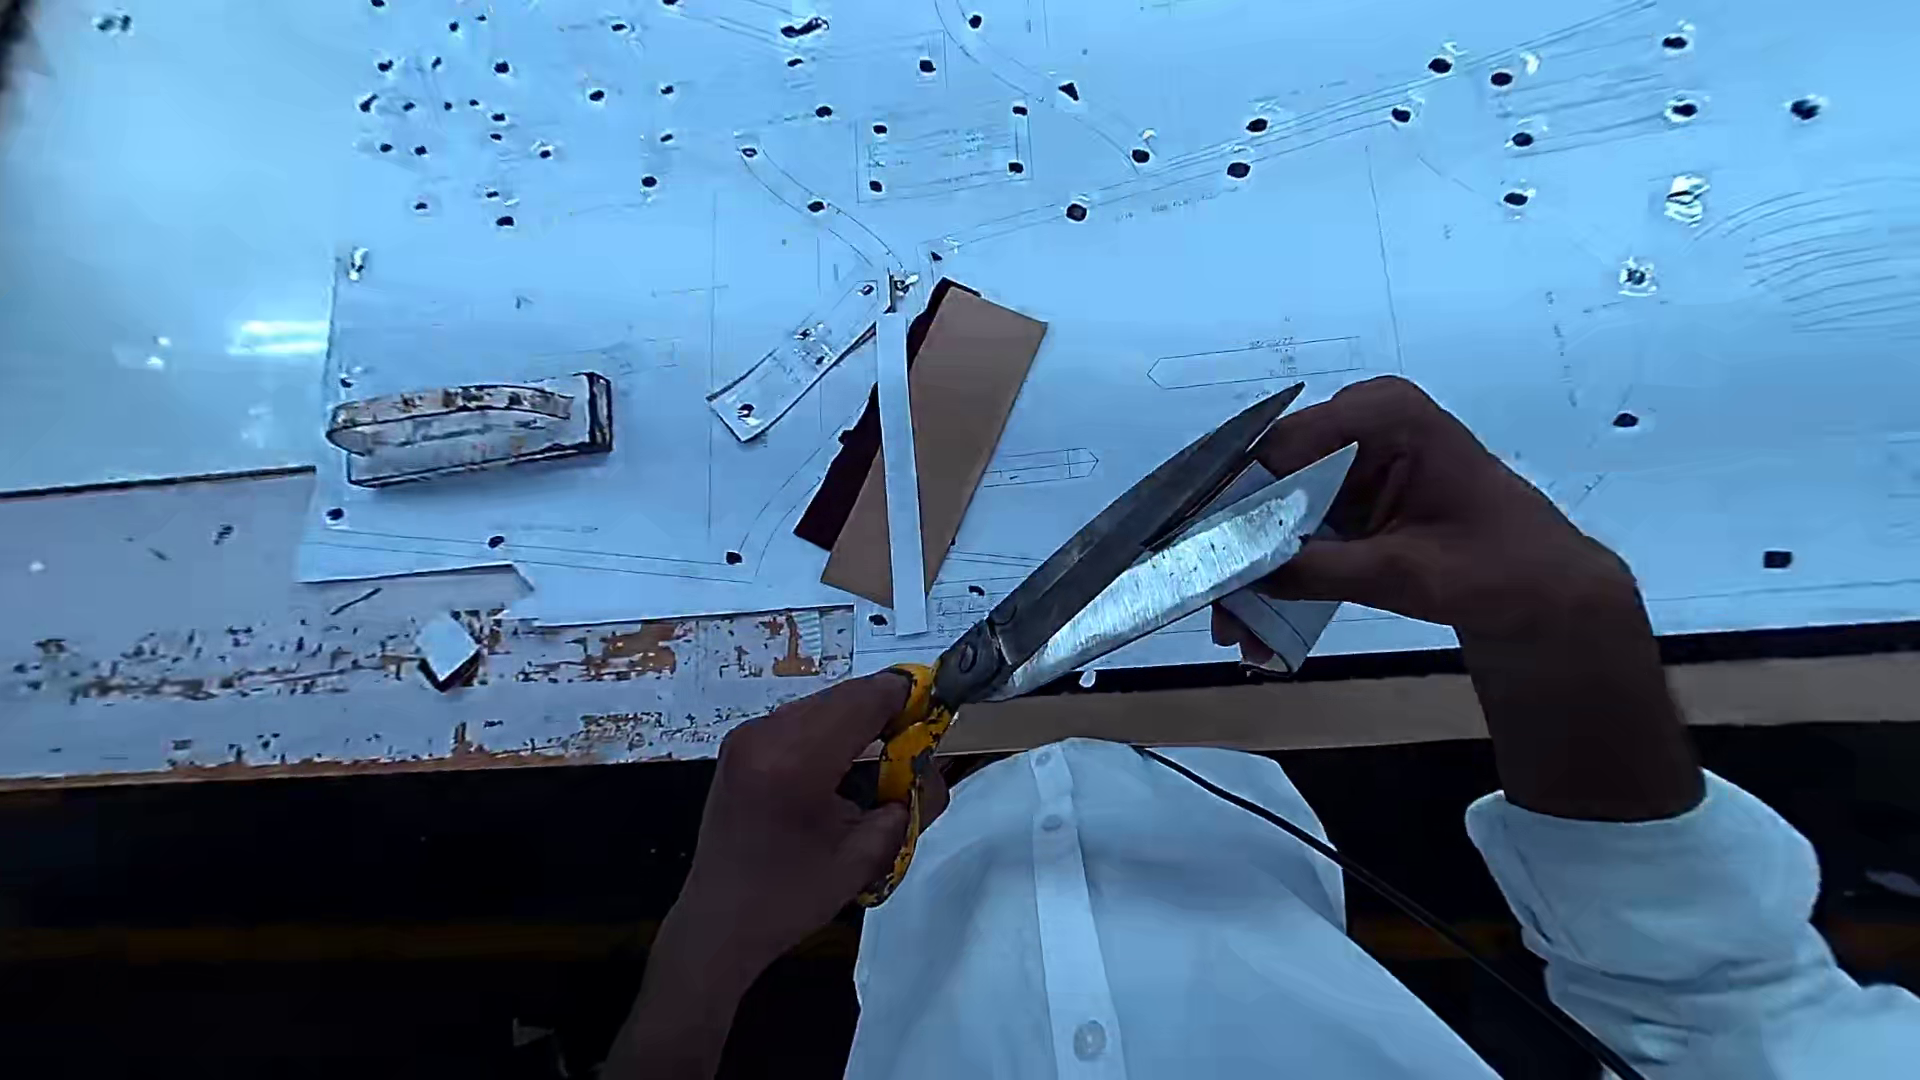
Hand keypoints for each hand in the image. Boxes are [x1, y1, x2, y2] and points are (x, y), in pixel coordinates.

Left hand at [607, 672, 948, 1078]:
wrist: (716, 924)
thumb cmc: (792, 897)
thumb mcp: (868, 856)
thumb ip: (914, 802)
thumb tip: (937, 763)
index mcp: (796, 762)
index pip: (863, 700)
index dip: (905, 695)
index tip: (934, 706)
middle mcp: (766, 733)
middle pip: (845, 695)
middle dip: (884, 706)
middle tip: (913, 732)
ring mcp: (748, 732)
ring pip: (824, 701)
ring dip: (858, 715)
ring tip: (880, 747)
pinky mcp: (741, 739)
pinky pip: (802, 714)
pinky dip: (832, 724)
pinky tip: (842, 756)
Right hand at [1218, 376, 1700, 821]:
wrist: (1539, 596)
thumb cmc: (1495, 571)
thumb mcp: (1402, 572)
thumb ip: (1317, 569)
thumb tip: (1238, 575)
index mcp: (1382, 416)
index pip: (1280, 449)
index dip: (1237, 502)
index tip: (1207, 554)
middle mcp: (1353, 427)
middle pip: (1265, 483)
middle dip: (1238, 547)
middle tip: (1216, 604)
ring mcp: (1341, 462)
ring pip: (1269, 512)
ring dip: (1249, 570)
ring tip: (1233, 630)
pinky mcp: (1336, 498)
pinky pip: (1287, 530)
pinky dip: (1272, 573)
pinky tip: (1256, 622)